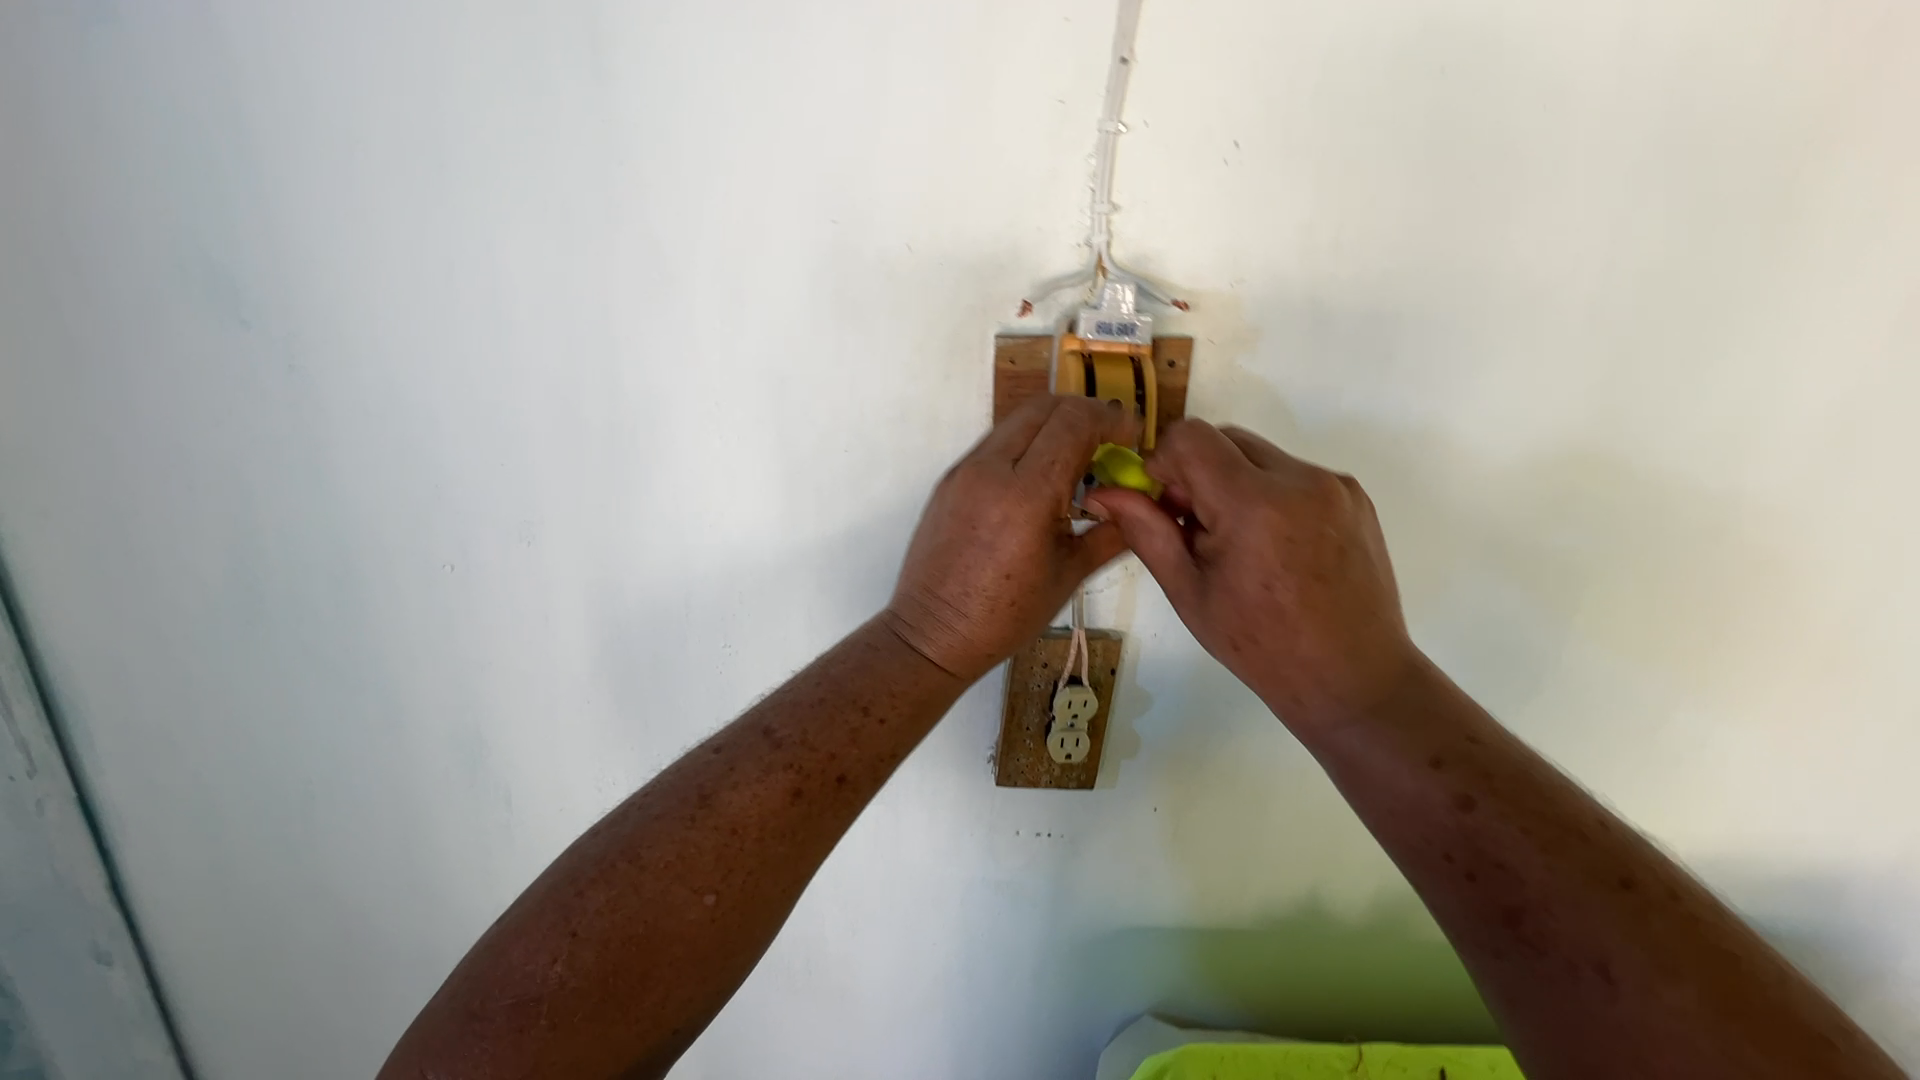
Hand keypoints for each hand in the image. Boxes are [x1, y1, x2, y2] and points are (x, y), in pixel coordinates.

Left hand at [885, 396, 1133, 681]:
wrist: (933, 634)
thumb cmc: (1006, 615)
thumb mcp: (1069, 575)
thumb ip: (1110, 533)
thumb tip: (1140, 505)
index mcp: (1027, 495)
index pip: (1075, 423)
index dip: (1111, 419)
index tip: (1131, 435)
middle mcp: (991, 470)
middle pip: (1045, 407)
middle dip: (1084, 413)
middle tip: (1108, 440)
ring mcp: (964, 471)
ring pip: (1016, 421)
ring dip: (1053, 425)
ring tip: (1077, 459)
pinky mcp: (949, 480)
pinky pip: (994, 443)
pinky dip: (1025, 444)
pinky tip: (1041, 478)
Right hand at [1085, 420, 1419, 726]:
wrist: (1351, 676)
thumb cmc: (1259, 645)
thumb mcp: (1188, 591)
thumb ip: (1146, 531)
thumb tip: (1103, 493)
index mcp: (1253, 504)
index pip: (1190, 437)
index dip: (1164, 464)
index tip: (1167, 508)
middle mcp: (1299, 479)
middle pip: (1224, 438)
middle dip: (1198, 473)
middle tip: (1197, 529)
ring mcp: (1334, 484)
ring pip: (1259, 454)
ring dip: (1234, 483)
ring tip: (1239, 544)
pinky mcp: (1353, 495)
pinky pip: (1293, 473)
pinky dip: (1269, 495)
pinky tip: (1274, 548)